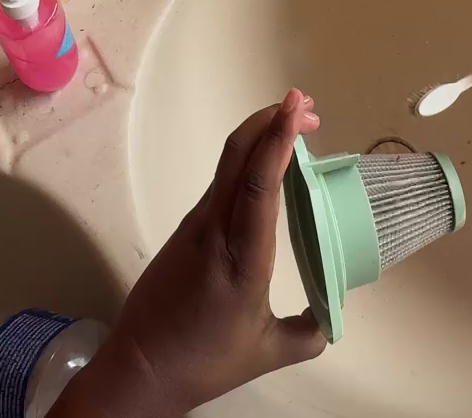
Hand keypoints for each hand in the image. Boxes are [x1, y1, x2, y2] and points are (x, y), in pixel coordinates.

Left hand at [50, 90, 326, 416]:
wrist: (140, 367)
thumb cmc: (205, 360)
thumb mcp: (267, 352)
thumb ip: (307, 332)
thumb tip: (331, 313)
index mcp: (242, 256)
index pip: (258, 183)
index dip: (277, 141)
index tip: (296, 110)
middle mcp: (216, 227)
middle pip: (237, 154)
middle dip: (271, 120)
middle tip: (304, 105)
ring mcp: (198, 222)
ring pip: (230, 162)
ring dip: (262, 135)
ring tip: (294, 125)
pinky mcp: (189, 226)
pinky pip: (224, 180)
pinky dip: (250, 158)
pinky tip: (270, 164)